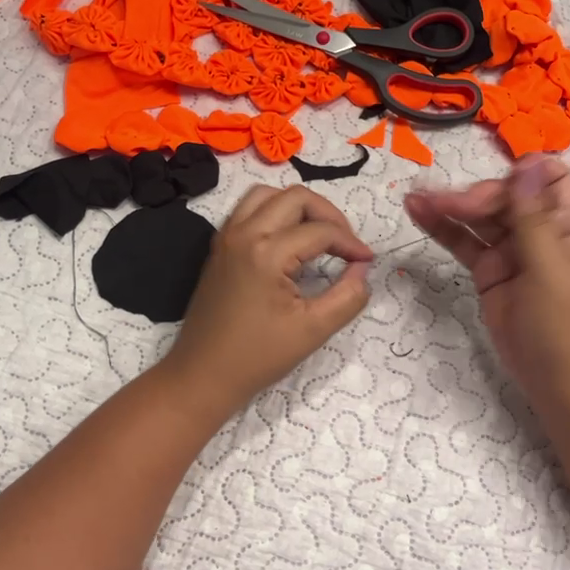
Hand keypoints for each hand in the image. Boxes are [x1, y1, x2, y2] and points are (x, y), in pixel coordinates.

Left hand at [161, 184, 373, 414]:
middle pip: (295, 197)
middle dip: (328, 215)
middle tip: (345, 244)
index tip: (366, 261)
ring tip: (319, 235)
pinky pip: (248, 209)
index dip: (351, 244)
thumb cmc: (258, 356)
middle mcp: (243, 233)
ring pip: (268, 194)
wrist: (203, 374)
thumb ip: (348, 296)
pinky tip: (289, 240)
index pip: (321, 231)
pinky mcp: (219, 247)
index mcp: (266, 252)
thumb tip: (362, 268)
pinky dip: (274, 212)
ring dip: (298, 207)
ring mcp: (227, 237)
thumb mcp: (314, 330)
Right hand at [404, 157, 569, 404]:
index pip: (550, 178)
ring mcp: (512, 251)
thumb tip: (528, 164)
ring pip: (480, 217)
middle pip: (506, 196)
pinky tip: (417, 212)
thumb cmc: (563, 327)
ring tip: (415, 198)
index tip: (493, 182)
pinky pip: (464, 242)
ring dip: (449, 206)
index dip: (522, 173)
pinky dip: (442, 228)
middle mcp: (541, 232)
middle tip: (446, 206)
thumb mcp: (551, 269)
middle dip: (475, 197)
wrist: (555, 382)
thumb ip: (533, 218)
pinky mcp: (488, 271)